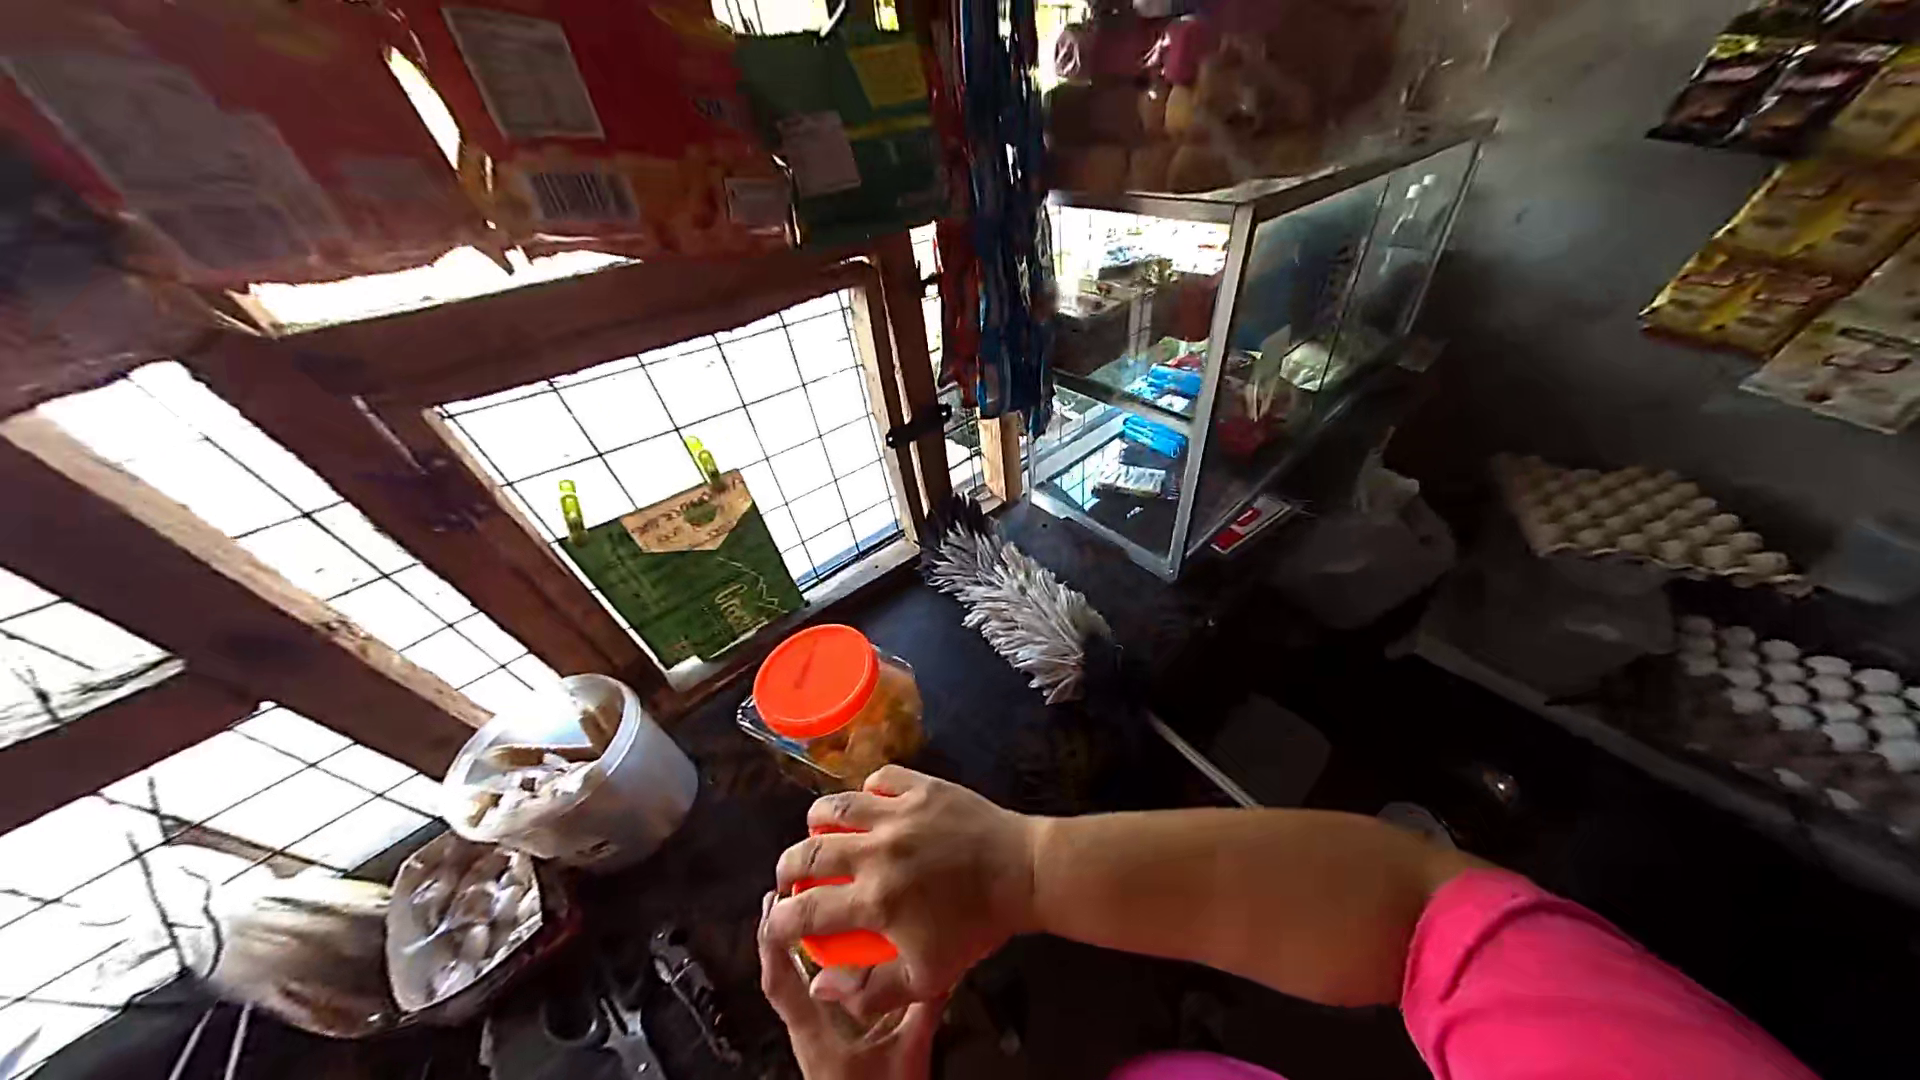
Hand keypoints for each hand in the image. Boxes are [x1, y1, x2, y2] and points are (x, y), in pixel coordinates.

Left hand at [758, 892, 943, 1079]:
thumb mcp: (908, 1052)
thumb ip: (923, 1007)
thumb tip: (943, 968)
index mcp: (815, 1035)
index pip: (780, 980)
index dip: (773, 940)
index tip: (775, 904)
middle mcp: (806, 1034)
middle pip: (778, 978)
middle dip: (777, 936)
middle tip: (783, 896)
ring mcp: (811, 1041)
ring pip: (791, 988)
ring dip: (792, 953)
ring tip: (802, 916)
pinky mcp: (822, 1047)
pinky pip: (808, 1000)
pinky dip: (810, 973)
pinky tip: (830, 957)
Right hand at [764, 766, 1038, 1019]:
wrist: (1020, 872)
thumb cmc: (975, 925)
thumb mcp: (927, 976)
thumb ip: (870, 989)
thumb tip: (821, 986)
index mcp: (876, 900)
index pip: (806, 912)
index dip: (780, 920)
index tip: (776, 921)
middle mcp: (878, 851)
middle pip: (809, 852)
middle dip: (787, 866)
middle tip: (789, 873)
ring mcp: (899, 812)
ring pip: (837, 806)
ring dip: (818, 820)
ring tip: (817, 830)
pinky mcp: (921, 786)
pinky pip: (880, 778)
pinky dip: (868, 790)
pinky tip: (869, 803)